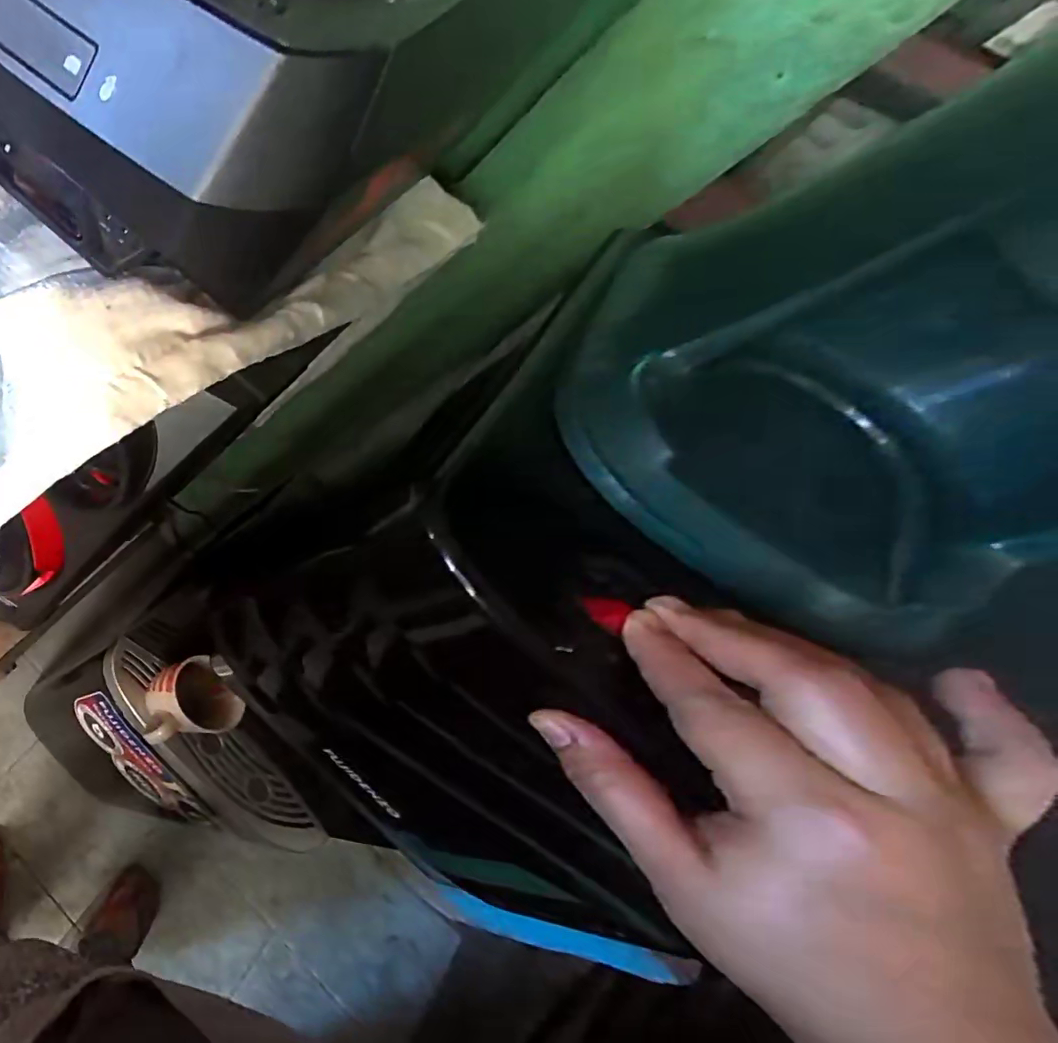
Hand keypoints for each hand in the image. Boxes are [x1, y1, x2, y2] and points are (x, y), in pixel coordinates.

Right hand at [532, 597, 1057, 1042]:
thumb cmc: (778, 954)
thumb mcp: (674, 876)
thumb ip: (612, 788)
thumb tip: (551, 718)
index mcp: (804, 816)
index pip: (719, 710)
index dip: (668, 659)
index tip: (631, 619)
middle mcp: (892, 797)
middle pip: (805, 684)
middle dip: (727, 635)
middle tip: (669, 608)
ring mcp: (961, 808)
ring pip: (879, 696)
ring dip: (799, 650)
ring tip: (735, 626)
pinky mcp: (1002, 825)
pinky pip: (1014, 756)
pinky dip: (986, 711)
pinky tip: (952, 676)